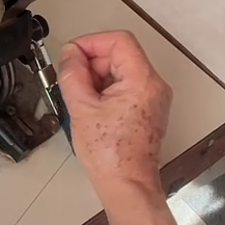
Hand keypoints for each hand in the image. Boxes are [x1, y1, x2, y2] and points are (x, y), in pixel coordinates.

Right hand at [59, 30, 172, 204]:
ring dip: (96, 78)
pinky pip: (124, 88)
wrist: (126, 184)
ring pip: (120, 71)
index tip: (71, 54)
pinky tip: (90, 108)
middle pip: (119, 54)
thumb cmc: (111, 155)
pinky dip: (104, 91)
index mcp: (142, 80)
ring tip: (80, 99)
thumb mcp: (81, 108)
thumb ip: (73, 74)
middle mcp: (154, 86)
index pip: (118, 40)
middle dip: (91, 62)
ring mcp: (152, 98)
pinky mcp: (146, 110)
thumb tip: (70, 55)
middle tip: (71, 79)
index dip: (90, 42)